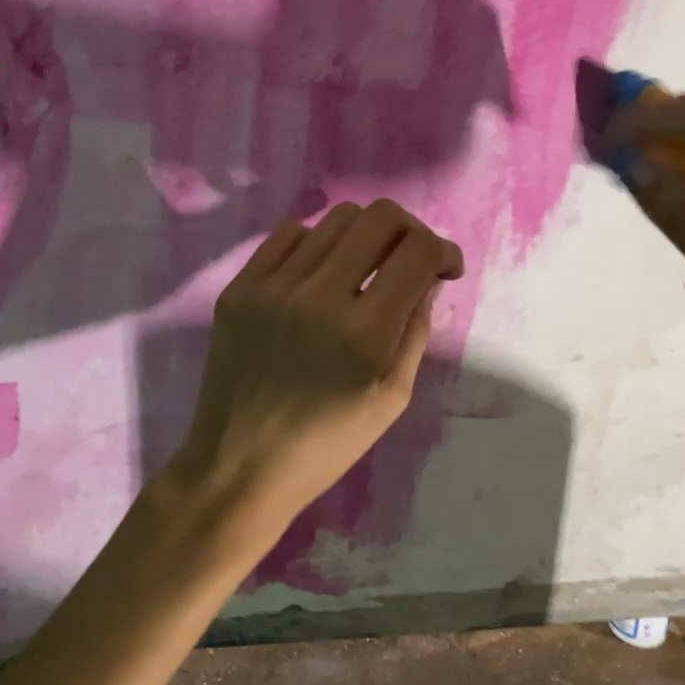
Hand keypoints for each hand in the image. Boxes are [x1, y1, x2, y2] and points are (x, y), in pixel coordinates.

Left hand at [158, 199, 463, 539]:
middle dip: (409, 231)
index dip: (443, 250)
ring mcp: (273, 287)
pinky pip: (288, 235)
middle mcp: (319, 296)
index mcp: (365, 332)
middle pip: (379, 217)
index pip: (417, 251)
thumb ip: (415, 332)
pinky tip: (319, 273)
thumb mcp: (391, 399)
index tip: (444, 269)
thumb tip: (425, 279)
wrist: (240, 467)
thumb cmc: (326, 446)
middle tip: (409, 260)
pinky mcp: (239, 288)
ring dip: (364, 235)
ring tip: (363, 268)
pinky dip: (317, 243)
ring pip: (335, 219)